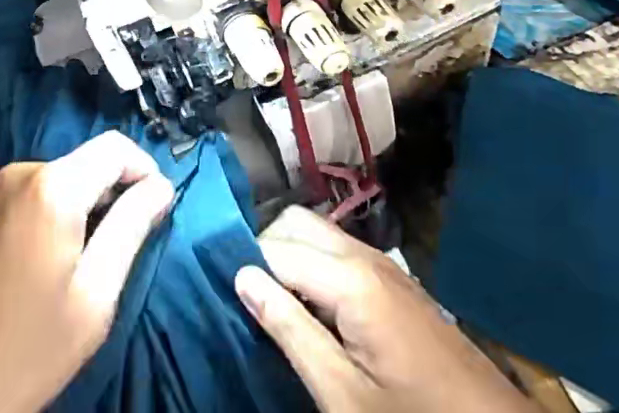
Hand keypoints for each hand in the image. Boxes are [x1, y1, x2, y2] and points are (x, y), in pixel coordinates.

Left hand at [0, 132, 175, 412]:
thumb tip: (160, 187)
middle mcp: (18, 172)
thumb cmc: (25, 347)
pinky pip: (30, 197)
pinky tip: (45, 268)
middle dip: (112, 196)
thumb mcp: (95, 295)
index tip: (157, 211)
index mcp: (51, 185)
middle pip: (85, 165)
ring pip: (59, 182)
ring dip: (83, 210)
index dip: (145, 171)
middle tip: (119, 254)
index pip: (115, 147)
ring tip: (81, 270)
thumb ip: (131, 229)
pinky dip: (52, 217)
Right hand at [235, 207, 536, 412]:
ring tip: (275, 304)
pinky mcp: (395, 282)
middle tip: (249, 298)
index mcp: (351, 279)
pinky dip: (313, 264)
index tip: (223, 291)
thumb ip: (289, 330)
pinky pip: (338, 251)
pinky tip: (311, 307)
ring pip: (316, 232)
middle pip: (294, 223)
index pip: (274, 248)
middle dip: (264, 248)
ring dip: (289, 255)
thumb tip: (241, 276)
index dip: (244, 266)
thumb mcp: (343, 395)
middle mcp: (365, 256)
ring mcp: (384, 266)